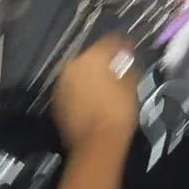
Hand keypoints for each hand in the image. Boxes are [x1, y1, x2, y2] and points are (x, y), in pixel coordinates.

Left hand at [53, 36, 138, 156]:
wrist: (96, 146)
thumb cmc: (118, 111)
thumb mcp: (131, 86)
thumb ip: (129, 67)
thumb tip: (128, 61)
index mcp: (91, 58)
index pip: (109, 42)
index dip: (123, 44)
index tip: (132, 47)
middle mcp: (72, 66)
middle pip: (91, 56)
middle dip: (105, 60)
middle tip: (119, 66)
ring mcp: (61, 84)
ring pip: (80, 72)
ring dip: (92, 74)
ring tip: (107, 83)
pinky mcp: (57, 102)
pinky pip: (73, 88)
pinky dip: (83, 89)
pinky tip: (94, 97)